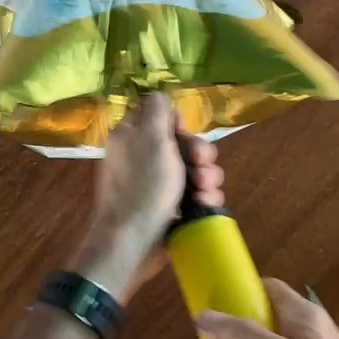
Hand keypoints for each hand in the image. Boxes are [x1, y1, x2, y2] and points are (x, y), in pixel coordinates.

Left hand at [72, 93, 224, 299]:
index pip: (160, 117)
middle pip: (183, 144)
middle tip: (202, 166)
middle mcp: (142, 157)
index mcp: (132, 136)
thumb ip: (157, 109)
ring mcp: (155, 185)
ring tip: (204, 191)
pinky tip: (205, 205)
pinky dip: (203, 198)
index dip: (178, 124)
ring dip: (207, 178)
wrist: (133, 241)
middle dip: (200, 154)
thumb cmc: (143, 185)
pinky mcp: (169, 208)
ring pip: (194, 170)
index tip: (183, 135)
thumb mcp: (151, 136)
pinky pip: (194, 195)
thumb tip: (158, 97)